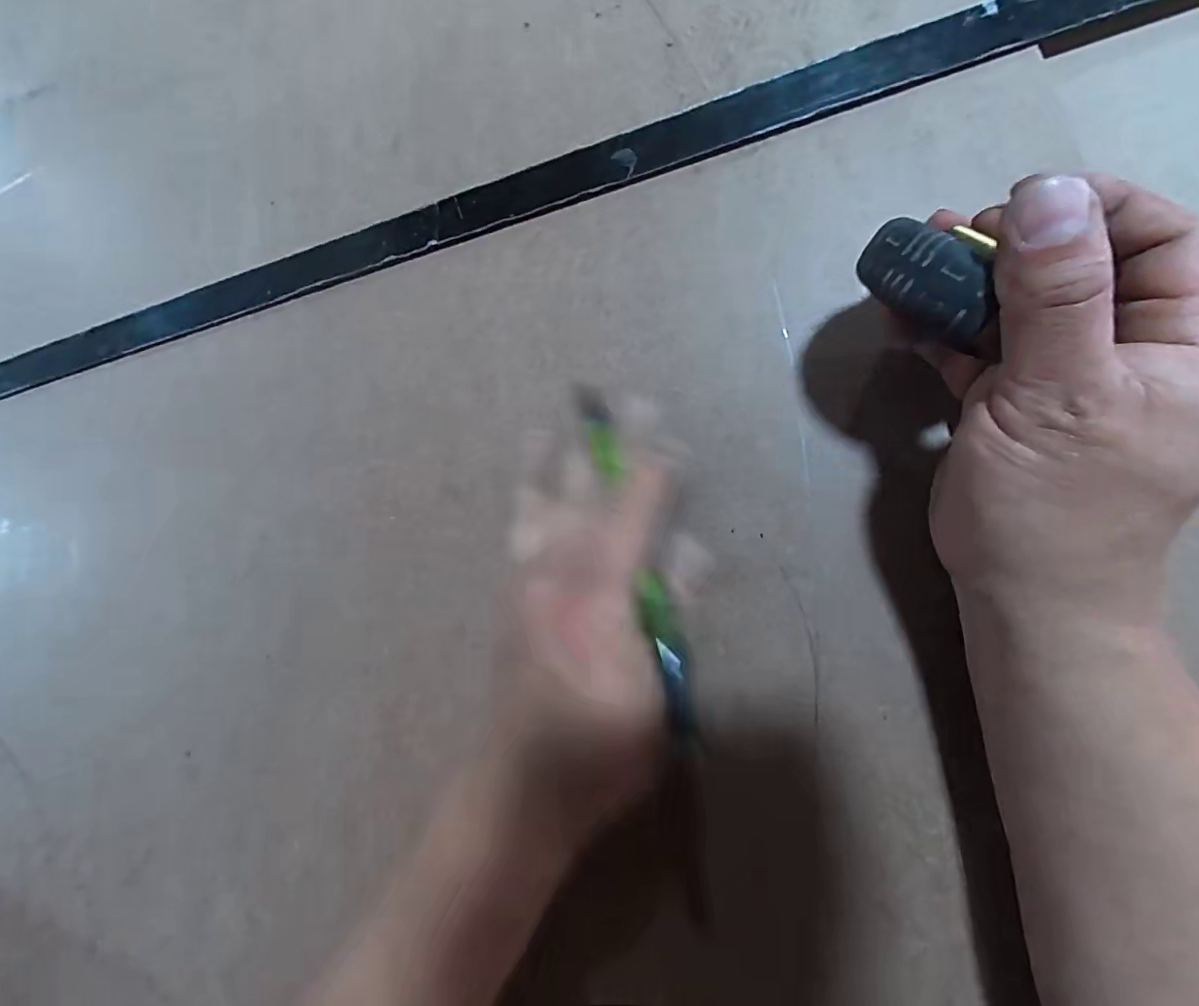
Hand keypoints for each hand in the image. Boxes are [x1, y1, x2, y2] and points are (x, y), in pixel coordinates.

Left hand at [490, 424, 678, 848]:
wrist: (516, 796)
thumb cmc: (600, 752)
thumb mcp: (656, 696)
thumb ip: (670, 619)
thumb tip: (687, 553)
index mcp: (597, 598)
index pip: (633, 519)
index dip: (656, 478)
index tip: (674, 442)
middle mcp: (555, 580)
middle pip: (588, 499)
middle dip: (612, 450)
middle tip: (628, 403)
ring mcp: (525, 589)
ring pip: (542, 509)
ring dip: (556, 463)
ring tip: (555, 424)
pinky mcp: (510, 604)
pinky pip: (517, 534)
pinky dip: (524, 498)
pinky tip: (528, 484)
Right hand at [916, 174, 1198, 626]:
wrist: (1021, 604)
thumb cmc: (1059, 509)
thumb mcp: (1063, 396)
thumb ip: (1059, 295)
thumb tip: (1048, 190)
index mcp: (1183, 347)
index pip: (1163, 240)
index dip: (1098, 210)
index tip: (1026, 206)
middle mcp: (1131, 355)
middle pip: (1082, 268)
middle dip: (1017, 245)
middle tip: (956, 236)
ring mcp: (1069, 381)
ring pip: (1025, 307)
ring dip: (970, 283)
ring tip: (917, 261)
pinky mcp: (1017, 405)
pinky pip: (988, 348)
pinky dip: (948, 330)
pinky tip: (905, 316)